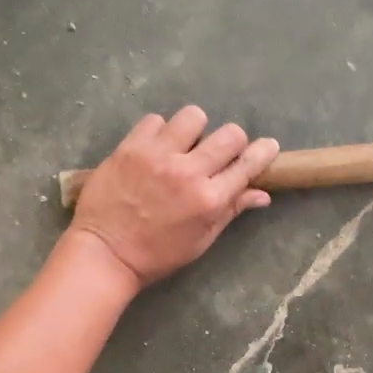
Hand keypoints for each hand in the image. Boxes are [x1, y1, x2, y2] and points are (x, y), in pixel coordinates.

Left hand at [68, 106, 279, 286]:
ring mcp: (158, 156)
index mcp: (209, 200)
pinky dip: (159, 132)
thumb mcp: (200, 240)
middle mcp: (188, 172)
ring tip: (182, 147)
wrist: (105, 254)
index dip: (263, 152)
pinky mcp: (130, 147)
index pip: (247, 164)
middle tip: (218, 154)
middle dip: (231, 142)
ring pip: (193, 117)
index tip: (268, 147)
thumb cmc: (157, 255)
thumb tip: (262, 194)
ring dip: (194, 130)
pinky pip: (155, 120)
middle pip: (229, 134)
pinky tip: (154, 150)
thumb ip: (231, 211)